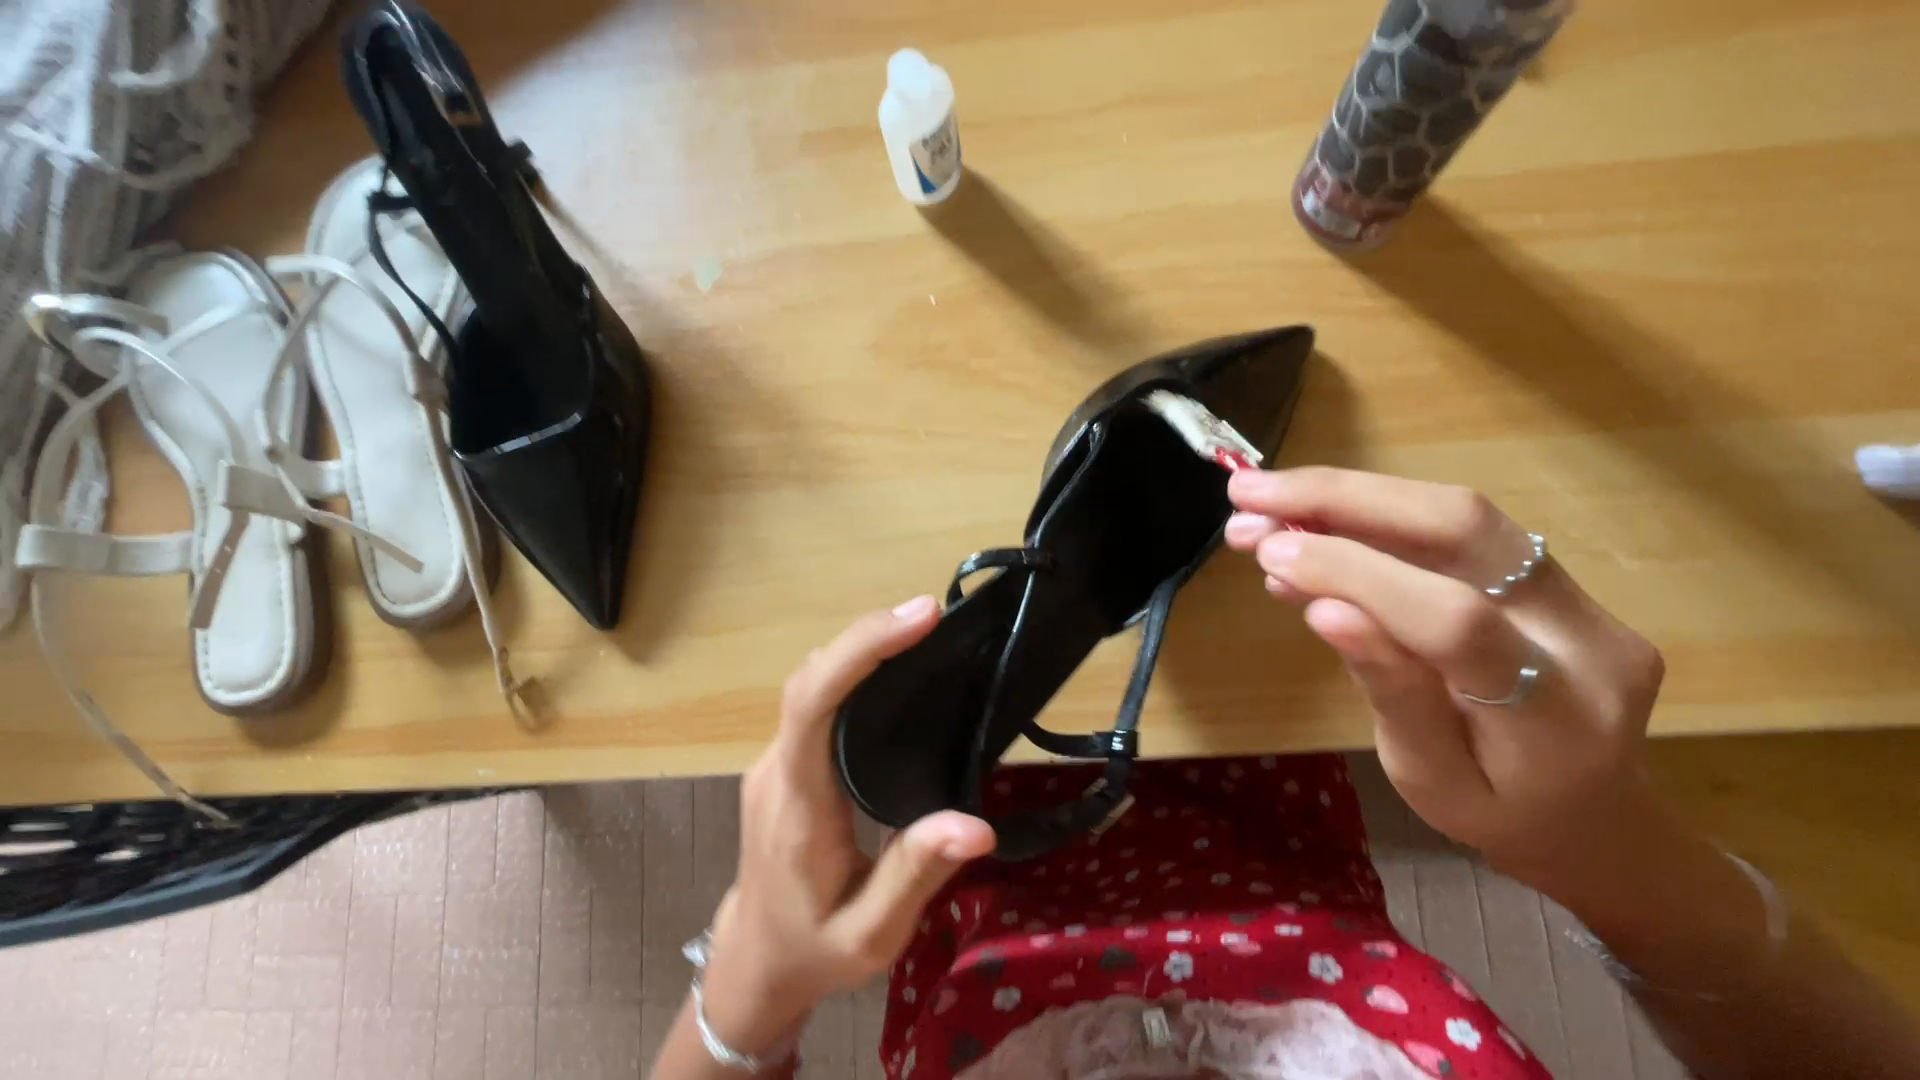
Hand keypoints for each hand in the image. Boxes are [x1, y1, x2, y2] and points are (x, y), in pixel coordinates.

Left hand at [700, 597, 995, 1055]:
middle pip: (810, 680)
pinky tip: (892, 671)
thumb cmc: (813, 949)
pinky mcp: (783, 765)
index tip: (918, 619)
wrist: (755, 961)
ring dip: (858, 649)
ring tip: (919, 632)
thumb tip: (977, 825)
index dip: (860, 650)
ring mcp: (774, 764)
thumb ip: (916, 876)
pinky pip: (813, 703)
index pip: (813, 705)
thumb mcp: (871, 935)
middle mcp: (776, 770)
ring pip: (809, 685)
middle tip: (931, 616)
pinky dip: (851, 673)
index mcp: (797, 805)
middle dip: (867, 637)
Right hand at [1222, 467, 1673, 894]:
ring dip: (1352, 497)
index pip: (1455, 619)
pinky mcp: (1561, 578)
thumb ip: (1391, 693)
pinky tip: (1315, 521)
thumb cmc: (1496, 814)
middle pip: (1465, 529)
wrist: (1594, 816)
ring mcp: (1584, 598)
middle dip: (1345, 498)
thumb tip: (1326, 609)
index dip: (1356, 573)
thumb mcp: (1427, 780)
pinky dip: (1377, 516)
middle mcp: (1588, 639)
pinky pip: (1461, 530)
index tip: (1267, 552)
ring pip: (1461, 514)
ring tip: (1264, 500)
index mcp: (1557, 719)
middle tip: (1249, 492)